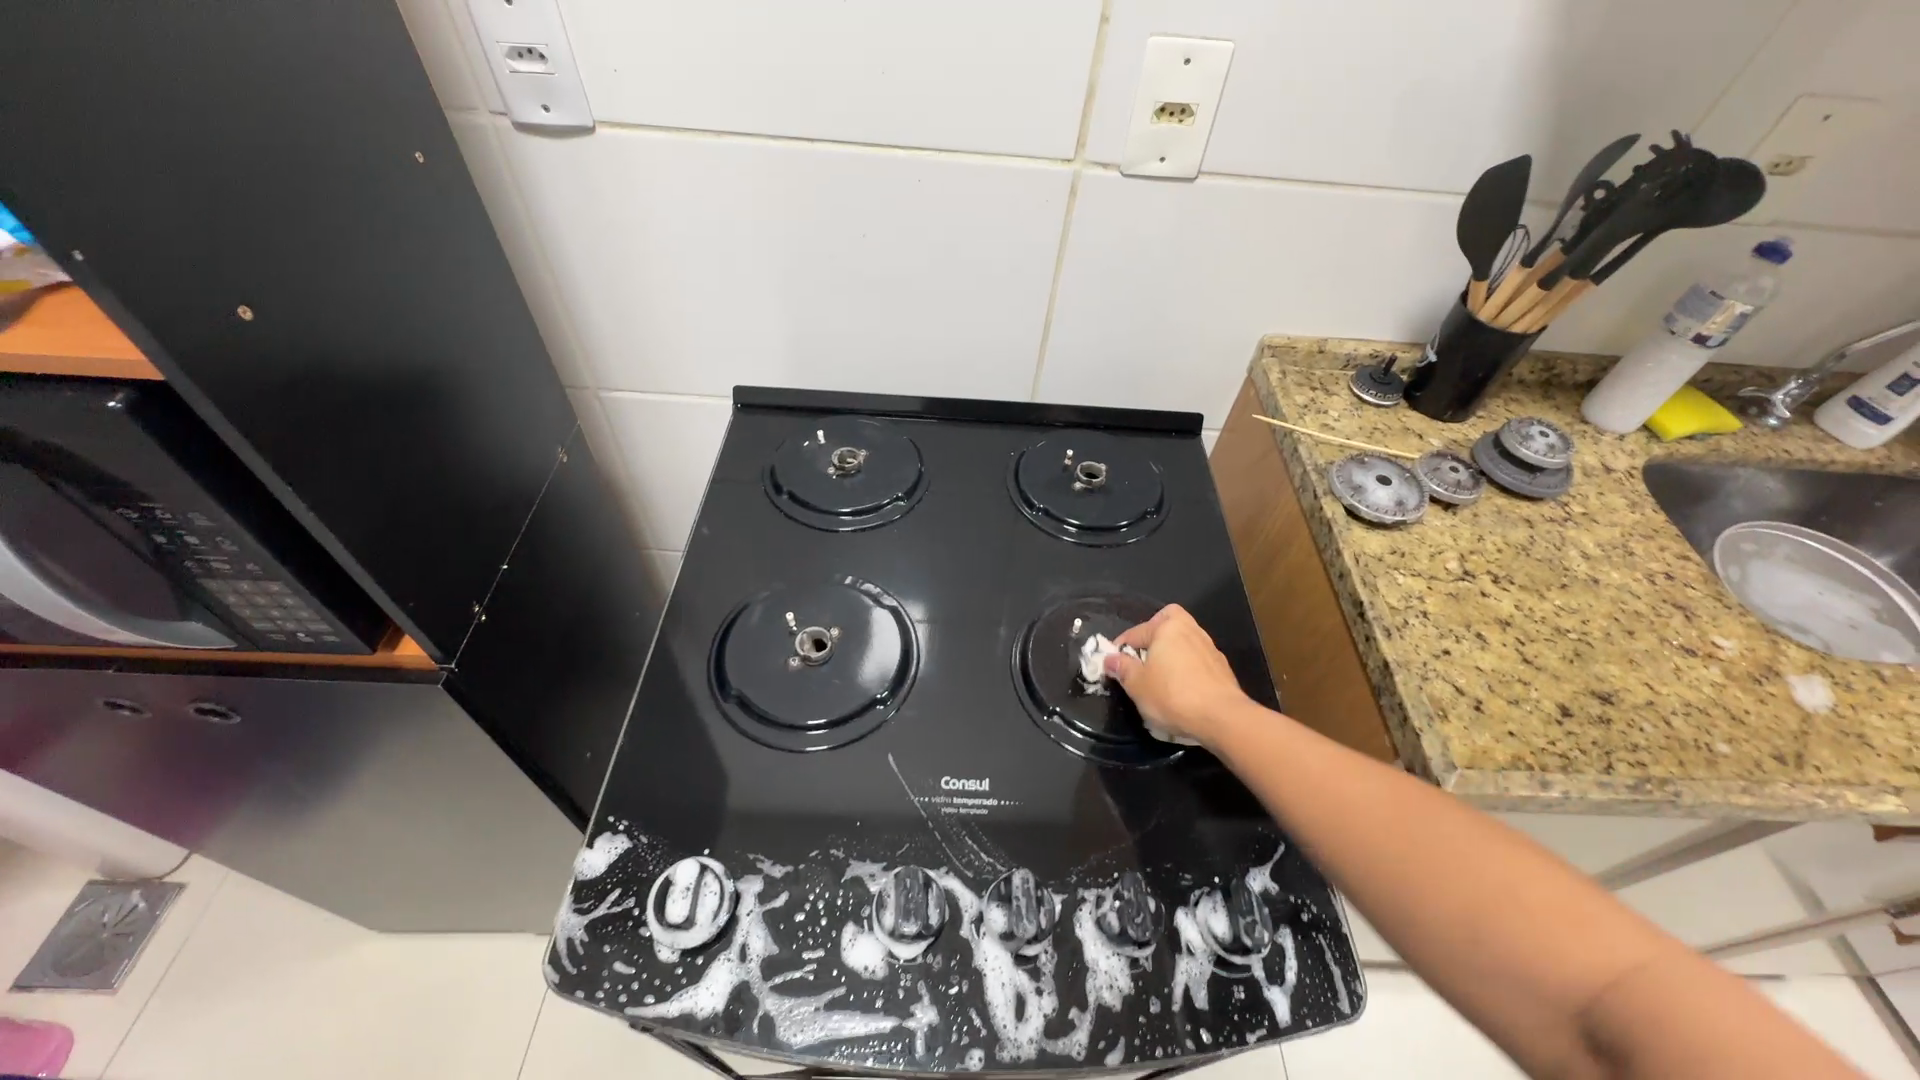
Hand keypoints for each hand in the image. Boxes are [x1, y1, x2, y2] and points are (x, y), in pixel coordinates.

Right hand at [1103, 604, 1256, 747]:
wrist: (1222, 717)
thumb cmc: (1172, 696)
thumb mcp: (1137, 685)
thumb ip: (1122, 668)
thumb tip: (1110, 658)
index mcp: (1168, 628)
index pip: (1137, 631)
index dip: (1120, 646)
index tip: (1112, 662)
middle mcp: (1191, 630)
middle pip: (1170, 620)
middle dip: (1155, 631)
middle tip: (1143, 654)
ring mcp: (1210, 648)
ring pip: (1186, 639)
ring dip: (1172, 651)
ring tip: (1161, 674)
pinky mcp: (1222, 668)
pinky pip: (1198, 659)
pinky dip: (1187, 666)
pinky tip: (1182, 686)